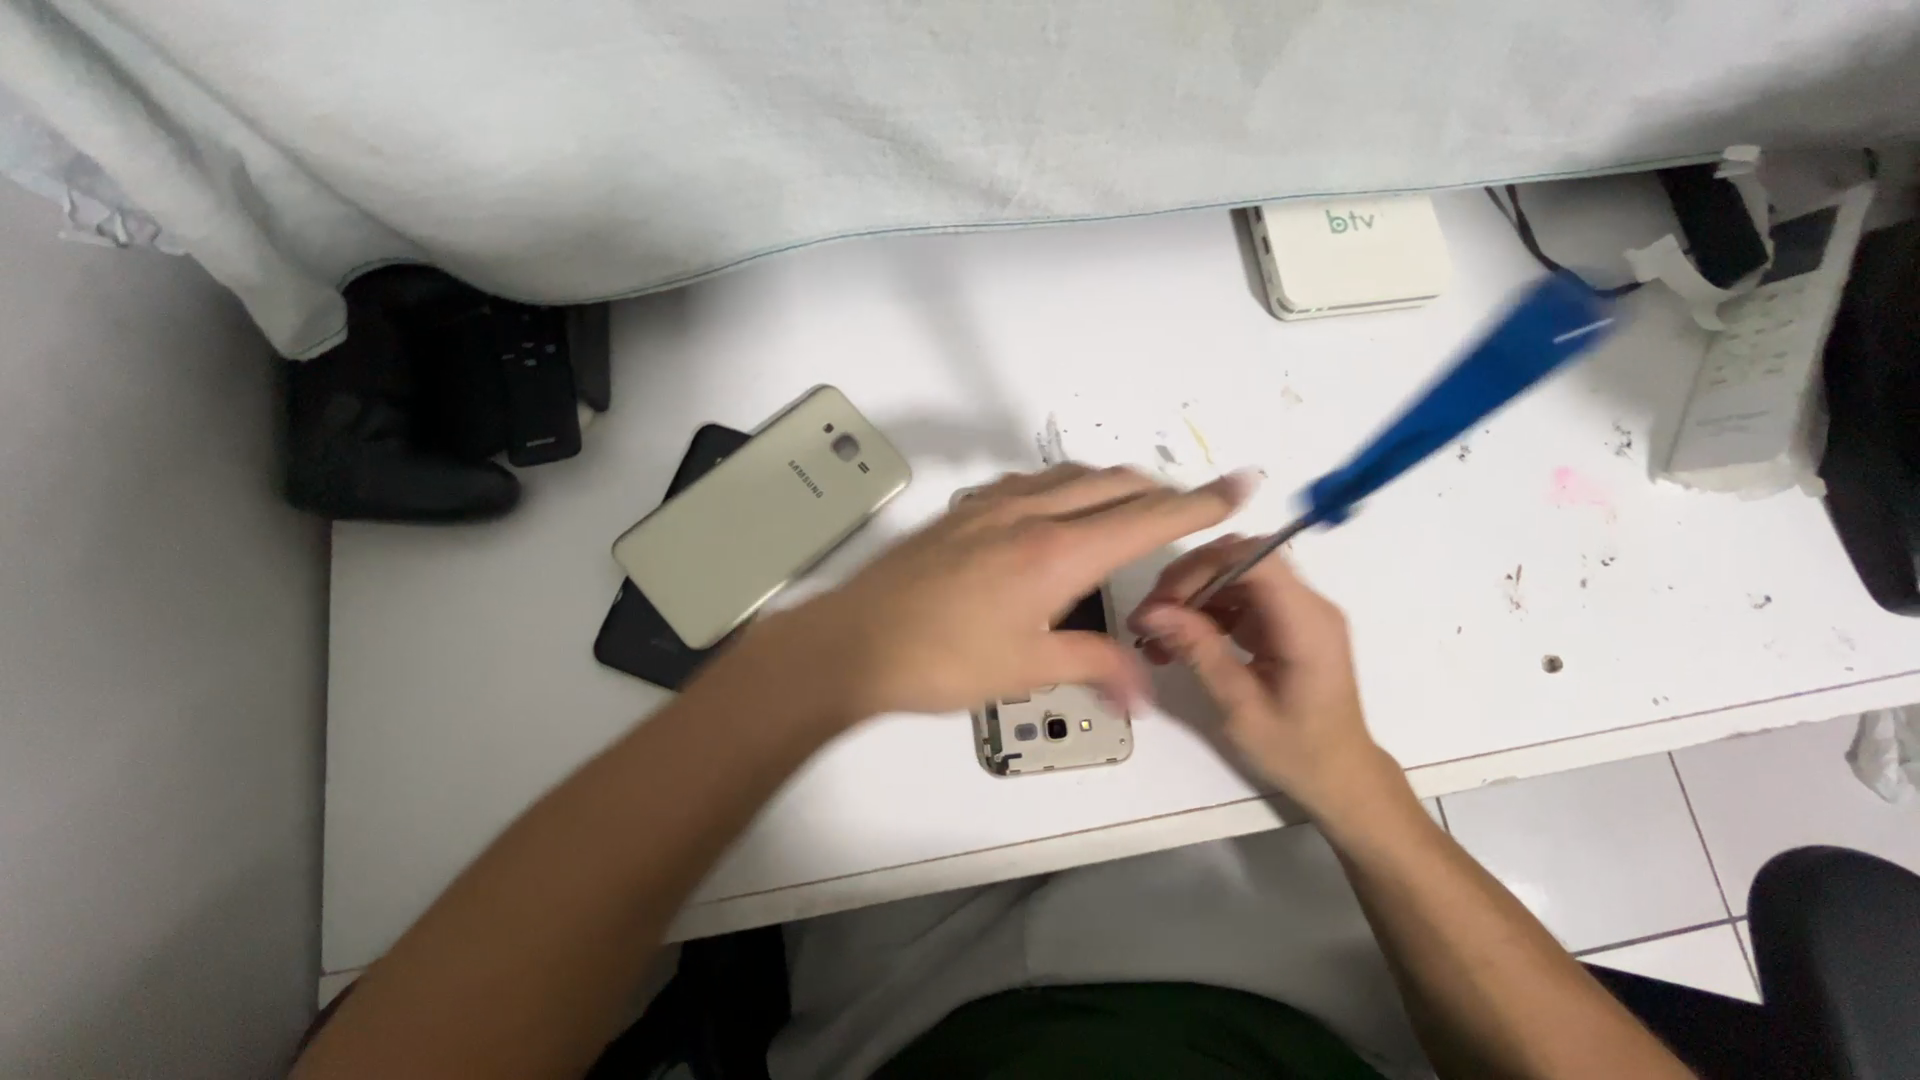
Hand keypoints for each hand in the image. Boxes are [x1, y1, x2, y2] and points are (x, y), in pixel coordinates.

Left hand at [749, 464, 1255, 720]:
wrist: (854, 642)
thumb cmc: (941, 660)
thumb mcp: (1027, 667)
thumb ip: (1095, 665)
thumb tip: (1144, 690)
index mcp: (1057, 552)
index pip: (1147, 516)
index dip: (1201, 501)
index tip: (1240, 483)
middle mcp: (1030, 513)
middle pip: (1114, 482)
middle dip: (1160, 490)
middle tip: (1187, 508)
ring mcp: (992, 506)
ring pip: (1071, 475)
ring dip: (1111, 483)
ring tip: (1129, 506)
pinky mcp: (963, 511)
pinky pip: (1030, 482)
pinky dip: (1064, 486)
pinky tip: (1056, 511)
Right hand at [1127, 535, 1402, 818]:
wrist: (1338, 775)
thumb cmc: (1296, 750)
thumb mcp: (1240, 706)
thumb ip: (1199, 651)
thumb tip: (1152, 613)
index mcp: (1307, 623)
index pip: (1253, 560)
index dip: (1202, 567)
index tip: (1161, 599)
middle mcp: (1307, 604)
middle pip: (1240, 560)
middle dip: (1188, 580)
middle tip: (1148, 617)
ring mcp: (1296, 611)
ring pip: (1233, 575)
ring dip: (1190, 596)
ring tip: (1154, 634)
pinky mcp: (1283, 622)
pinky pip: (1238, 598)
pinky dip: (1204, 612)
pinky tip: (1176, 641)